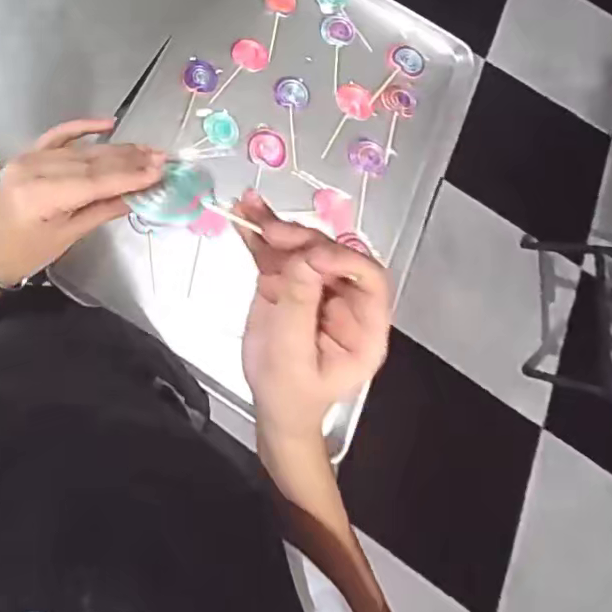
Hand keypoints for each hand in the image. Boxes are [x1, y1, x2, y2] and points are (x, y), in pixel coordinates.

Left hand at [0, 119, 165, 285]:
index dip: (129, 174)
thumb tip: (139, 194)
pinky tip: (107, 123)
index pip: (94, 181)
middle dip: (129, 160)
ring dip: (115, 149)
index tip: (159, 169)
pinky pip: (58, 136)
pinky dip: (83, 128)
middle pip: (90, 161)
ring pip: (80, 150)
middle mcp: (32, 170)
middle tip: (161, 157)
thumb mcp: (67, 237)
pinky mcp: (27, 155)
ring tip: (146, 149)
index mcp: (39, 196)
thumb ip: (103, 210)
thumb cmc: (25, 253)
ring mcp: (28, 159)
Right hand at [235, 192, 392, 443]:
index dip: (342, 259)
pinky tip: (243, 213)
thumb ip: (299, 303)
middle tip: (269, 230)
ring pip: (300, 246)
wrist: (271, 405)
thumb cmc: (289, 391)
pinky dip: (258, 234)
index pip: (367, 277)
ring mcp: (313, 286)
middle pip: (330, 253)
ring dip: (274, 224)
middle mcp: (342, 298)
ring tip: (249, 206)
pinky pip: (276, 253)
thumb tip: (305, 257)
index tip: (308, 255)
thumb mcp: (293, 354)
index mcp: (363, 324)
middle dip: (300, 238)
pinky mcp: (286, 281)